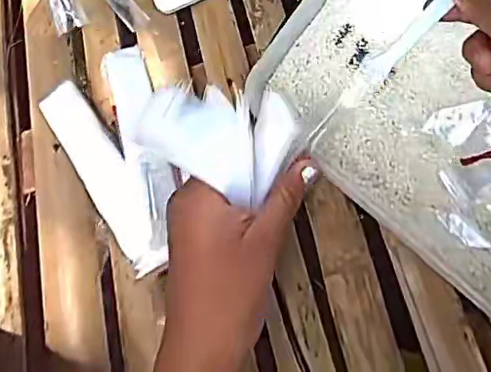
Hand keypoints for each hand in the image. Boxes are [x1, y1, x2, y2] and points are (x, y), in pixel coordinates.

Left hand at [157, 159, 312, 371]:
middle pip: (229, 165)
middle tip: (288, 169)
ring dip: (252, 189)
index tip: (286, 140)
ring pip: (227, 186)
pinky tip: (261, 220)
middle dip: (259, 169)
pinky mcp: (193, 237)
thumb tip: (304, 164)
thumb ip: (285, 194)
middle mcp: (185, 201)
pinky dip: (242, 207)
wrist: (203, 356)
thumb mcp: (266, 239)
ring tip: (276, 198)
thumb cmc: (224, 303)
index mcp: (196, 193)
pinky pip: (220, 205)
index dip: (260, 142)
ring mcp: (186, 220)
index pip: (229, 147)